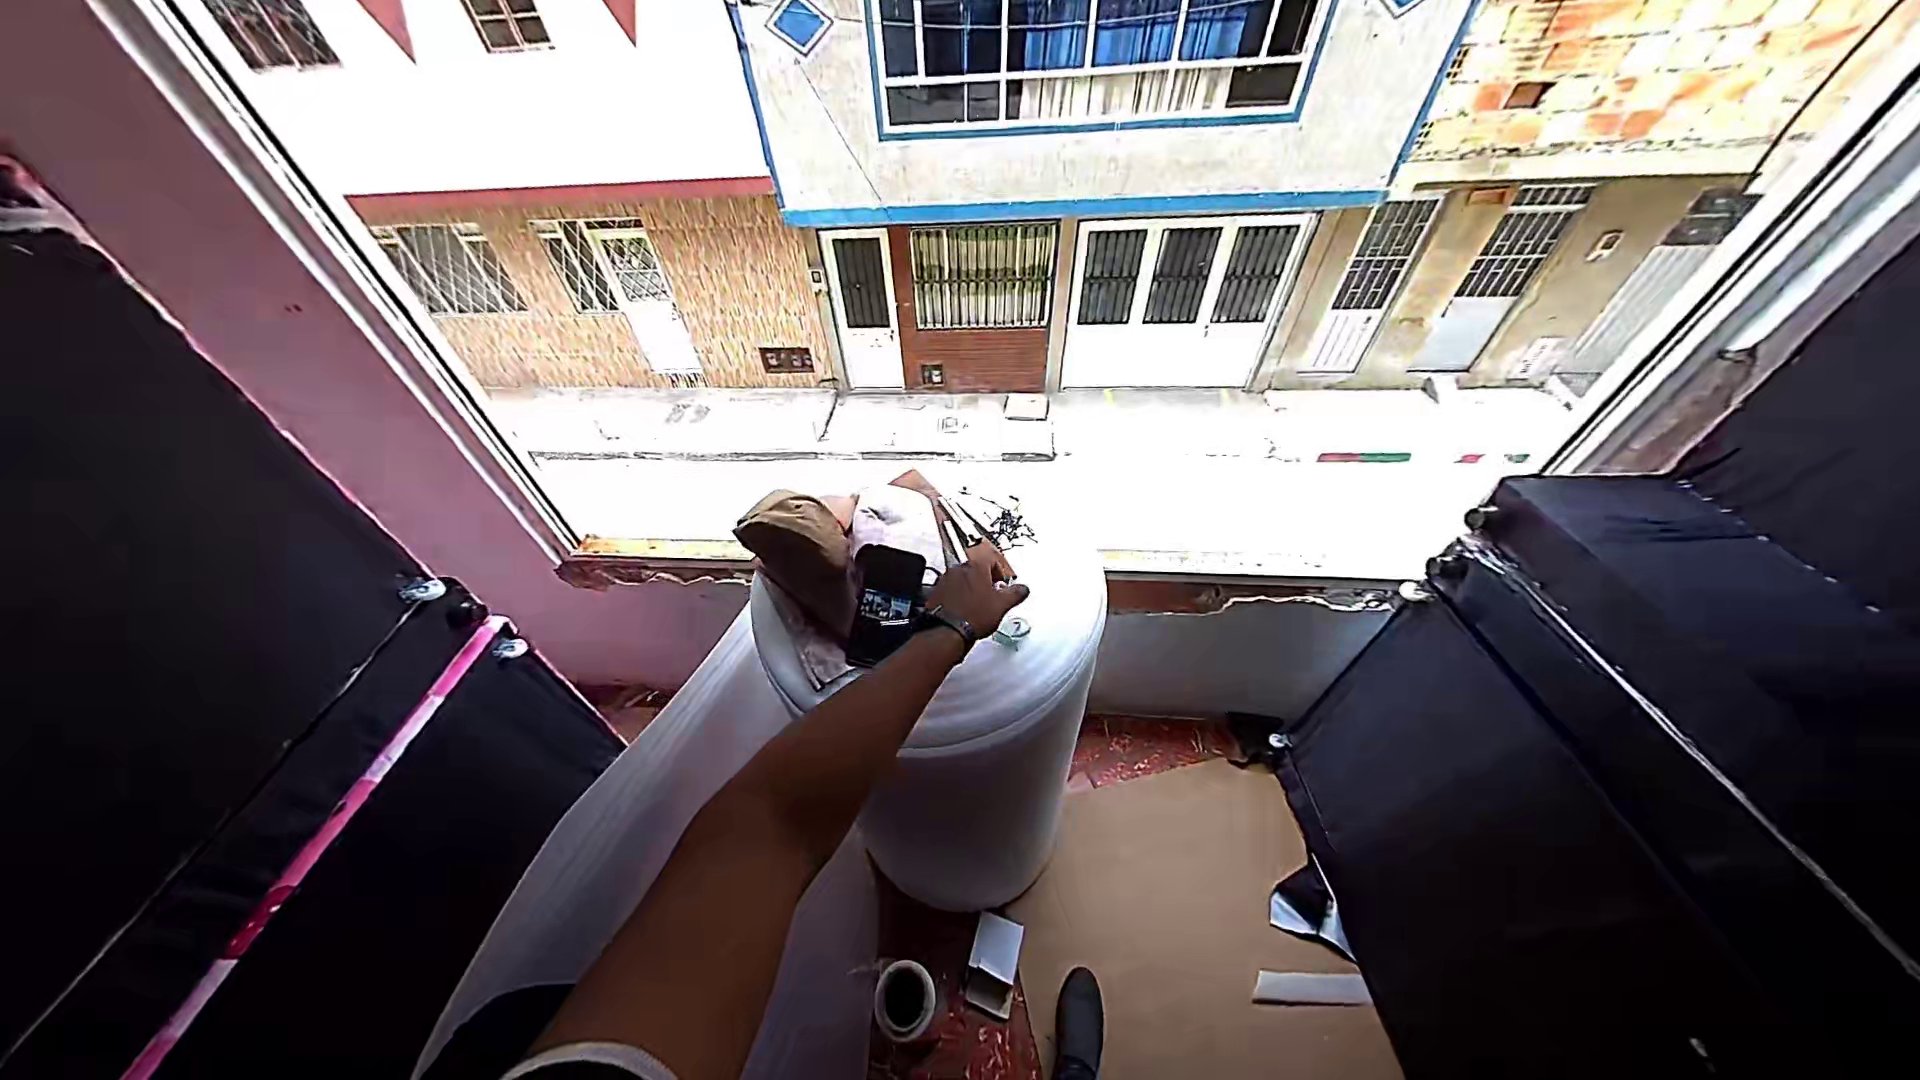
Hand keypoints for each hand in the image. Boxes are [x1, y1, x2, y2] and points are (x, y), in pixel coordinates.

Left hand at [927, 544, 1029, 635]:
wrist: (948, 631)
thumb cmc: (973, 616)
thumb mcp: (1002, 605)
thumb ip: (1015, 593)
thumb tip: (1023, 589)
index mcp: (976, 566)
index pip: (993, 560)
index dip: (1001, 572)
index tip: (1003, 584)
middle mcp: (959, 569)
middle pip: (977, 568)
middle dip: (987, 580)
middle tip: (993, 594)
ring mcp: (946, 579)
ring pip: (964, 578)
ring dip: (972, 587)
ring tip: (978, 603)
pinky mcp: (937, 591)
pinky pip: (952, 588)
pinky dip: (959, 594)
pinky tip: (964, 608)